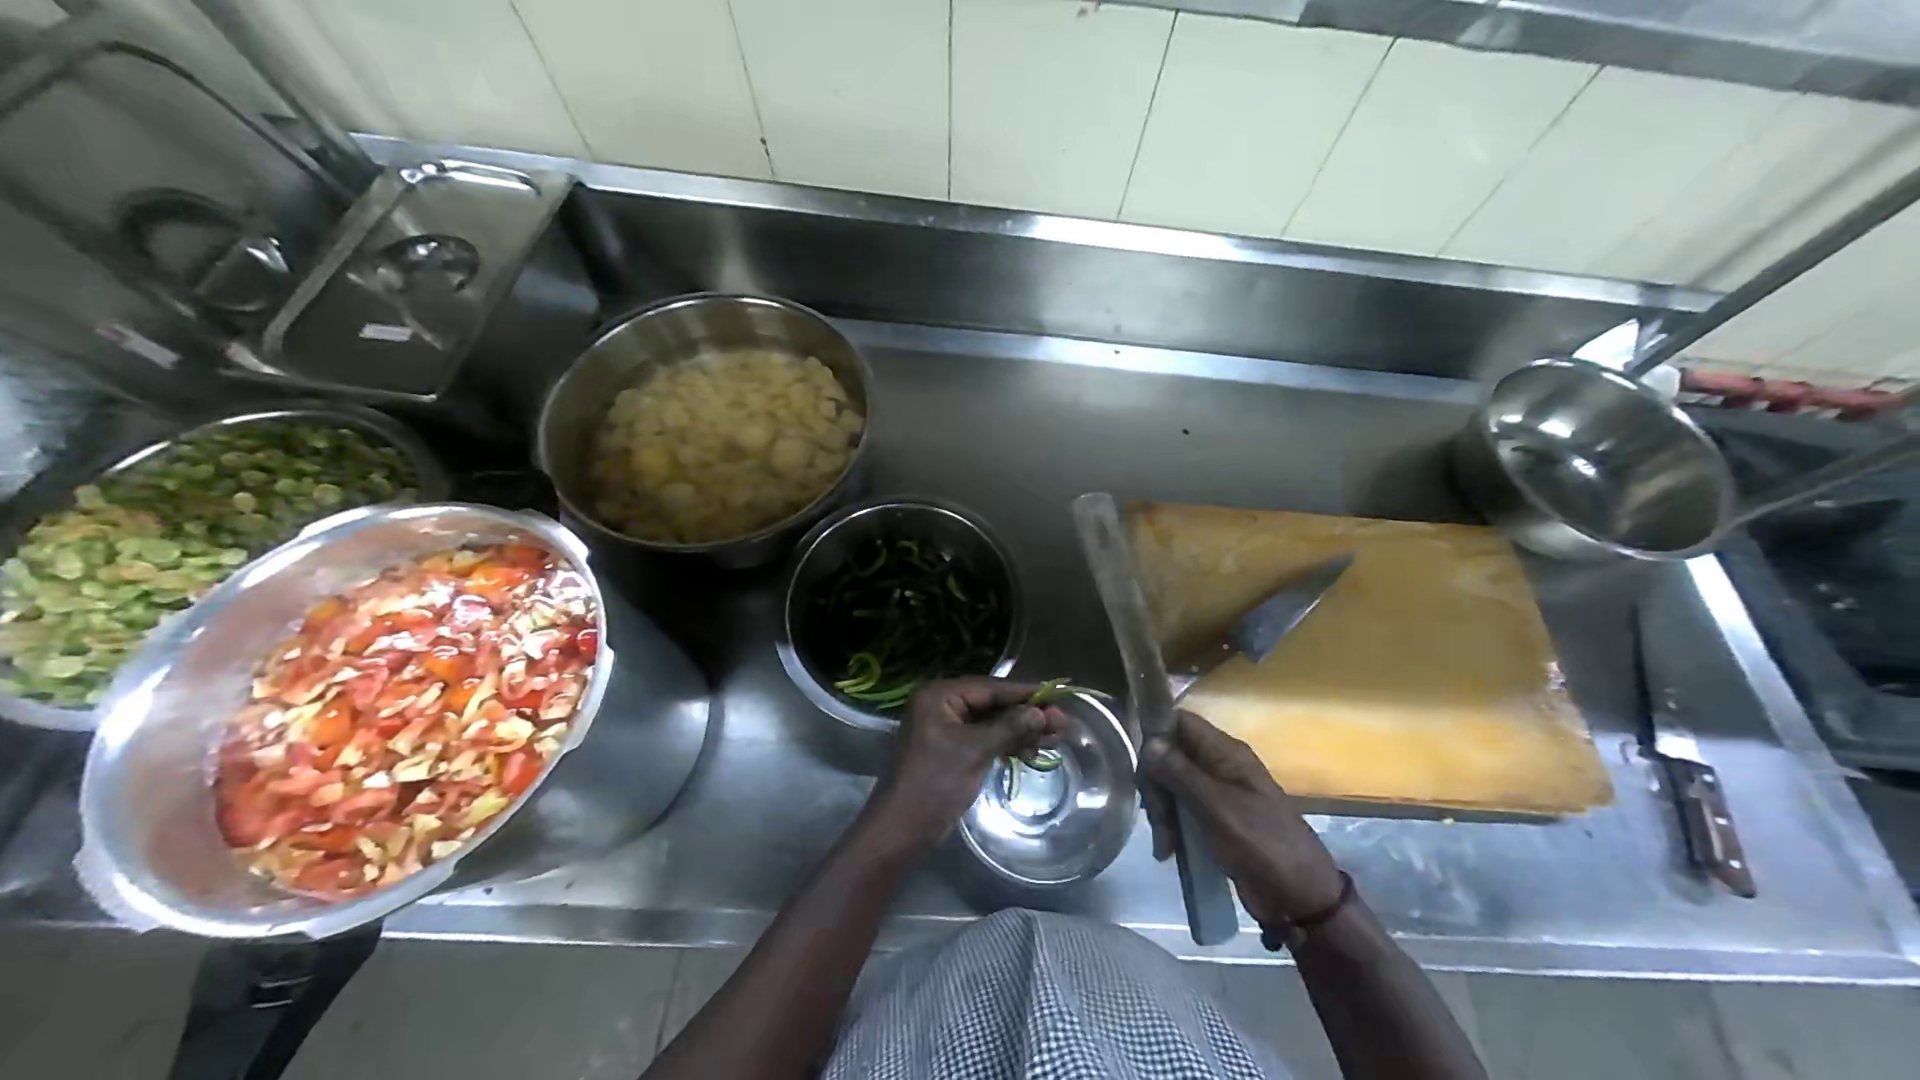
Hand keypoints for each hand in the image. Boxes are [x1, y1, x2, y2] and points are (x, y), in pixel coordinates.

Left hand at [867, 677, 1065, 849]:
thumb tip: (1041, 713)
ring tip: (1056, 738)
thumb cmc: (935, 782)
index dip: (1025, 693)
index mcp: (939, 696)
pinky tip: (1032, 750)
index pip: (990, 687)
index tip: (1058, 696)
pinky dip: (1007, 743)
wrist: (904, 827)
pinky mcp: (952, 749)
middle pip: (993, 704)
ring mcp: (946, 728)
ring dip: (1021, 730)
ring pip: (992, 722)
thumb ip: (1010, 727)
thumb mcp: (975, 750)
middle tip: (1062, 723)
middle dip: (1027, 714)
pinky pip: (985, 738)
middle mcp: (941, 705)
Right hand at [1143, 711, 1345, 927]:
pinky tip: (1169, 850)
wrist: (1300, 899)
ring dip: (1162, 811)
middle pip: (1170, 755)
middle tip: (1155, 816)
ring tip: (1165, 844)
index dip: (1157, 735)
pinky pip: (1182, 810)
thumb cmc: (1262, 845)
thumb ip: (1181, 773)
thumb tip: (1149, 741)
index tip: (1143, 766)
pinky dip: (1171, 826)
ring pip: (1172, 784)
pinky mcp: (1214, 819)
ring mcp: (1217, 793)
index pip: (1180, 722)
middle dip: (1156, 784)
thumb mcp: (1217, 807)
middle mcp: (1219, 766)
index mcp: (1227, 753)